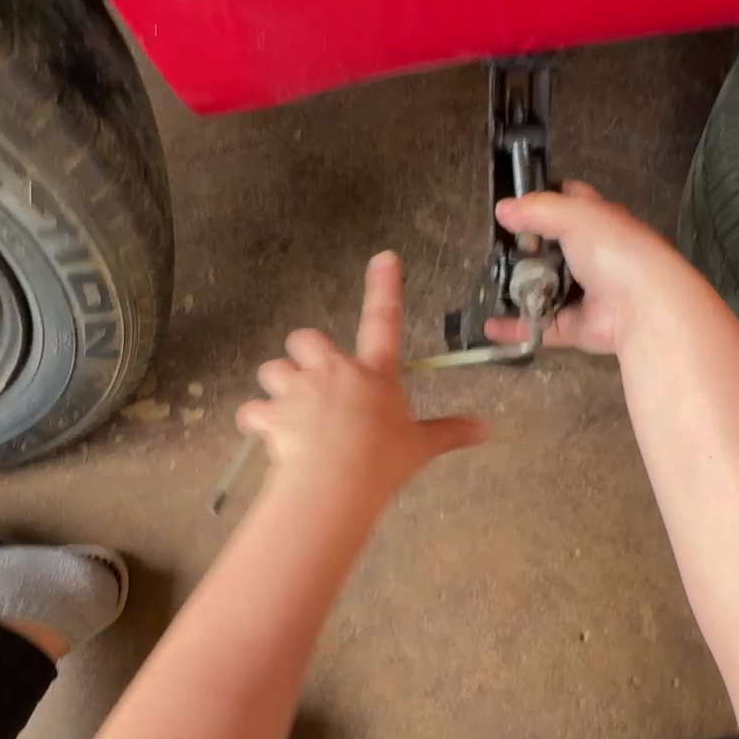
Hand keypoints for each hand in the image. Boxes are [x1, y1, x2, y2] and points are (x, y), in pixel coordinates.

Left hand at [238, 252, 488, 502]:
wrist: (339, 479)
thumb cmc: (383, 459)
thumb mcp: (421, 446)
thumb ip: (450, 432)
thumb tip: (486, 429)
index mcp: (373, 375)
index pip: (383, 322)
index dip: (384, 287)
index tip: (384, 259)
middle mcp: (333, 372)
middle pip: (305, 339)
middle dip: (303, 355)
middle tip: (311, 378)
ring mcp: (299, 390)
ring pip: (272, 369)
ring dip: (277, 385)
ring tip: (286, 409)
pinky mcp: (272, 413)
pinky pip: (252, 410)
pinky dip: (256, 420)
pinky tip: (265, 434)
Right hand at [484, 181, 716, 356]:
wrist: (641, 305)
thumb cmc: (614, 250)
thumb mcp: (575, 215)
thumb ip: (537, 210)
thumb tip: (502, 209)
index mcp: (599, 222)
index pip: (572, 202)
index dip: (547, 197)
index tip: (517, 203)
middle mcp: (593, 257)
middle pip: (553, 248)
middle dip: (526, 247)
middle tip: (494, 248)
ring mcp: (583, 294)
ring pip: (544, 289)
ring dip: (518, 289)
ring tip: (487, 284)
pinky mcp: (575, 326)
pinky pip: (539, 326)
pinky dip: (515, 328)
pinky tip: (489, 326)